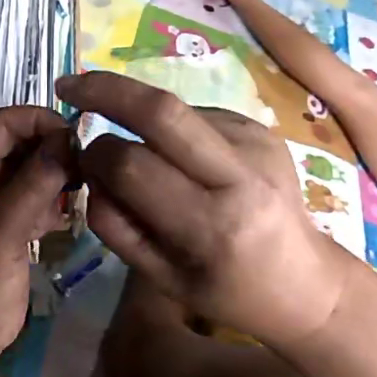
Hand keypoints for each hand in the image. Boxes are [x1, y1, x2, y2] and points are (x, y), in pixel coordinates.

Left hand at [0, 106, 73, 376]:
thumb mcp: (1, 234)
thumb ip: (34, 184)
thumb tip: (71, 138)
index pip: (5, 123)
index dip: (43, 122)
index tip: (83, 138)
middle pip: (22, 142)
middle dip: (57, 147)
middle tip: (95, 163)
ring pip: (34, 168)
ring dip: (61, 172)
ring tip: (92, 184)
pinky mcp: (11, 225)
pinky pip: (39, 195)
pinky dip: (59, 196)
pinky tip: (78, 208)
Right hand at [56, 72, 356, 348]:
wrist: (306, 281)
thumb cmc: (228, 291)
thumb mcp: (160, 278)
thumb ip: (114, 224)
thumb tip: (90, 169)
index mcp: (213, 224)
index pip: (133, 166)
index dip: (95, 157)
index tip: (80, 159)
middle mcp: (240, 174)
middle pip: (161, 110)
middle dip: (105, 89)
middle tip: (70, 85)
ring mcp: (255, 142)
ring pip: (174, 109)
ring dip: (139, 117)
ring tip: (141, 151)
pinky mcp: (259, 126)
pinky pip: (195, 115)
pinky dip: (170, 129)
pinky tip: (180, 159)